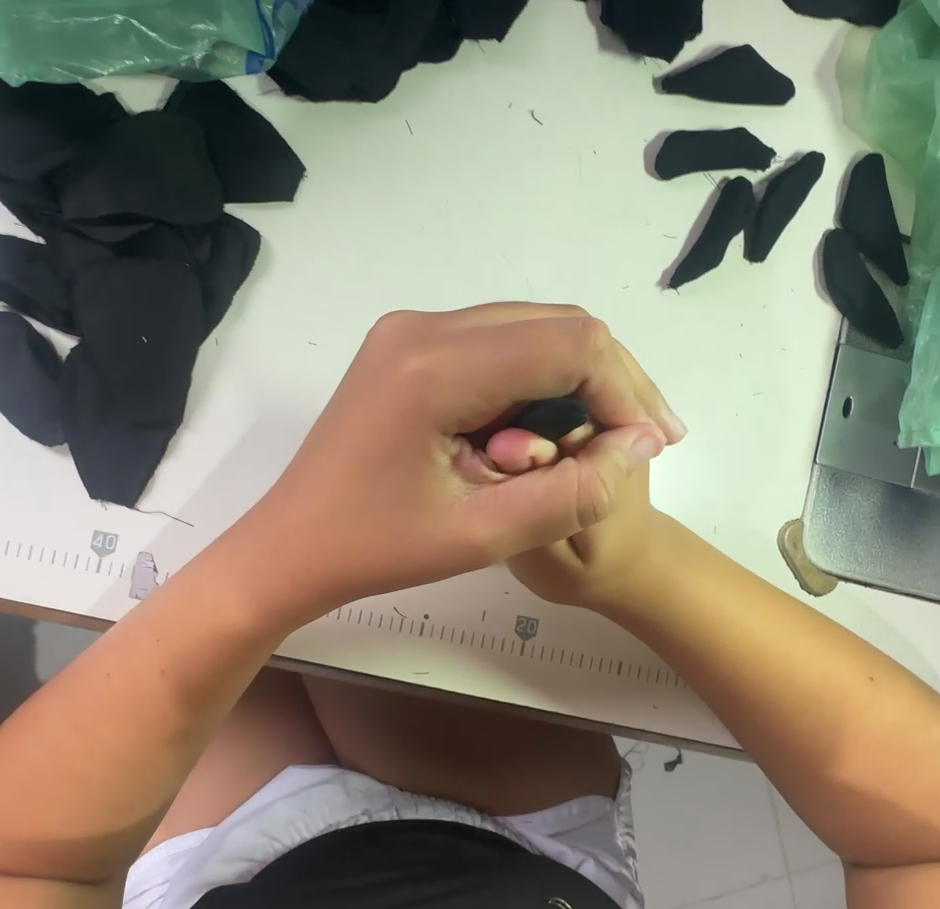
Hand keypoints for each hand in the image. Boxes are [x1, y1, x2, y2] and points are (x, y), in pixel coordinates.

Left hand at [227, 303, 684, 616]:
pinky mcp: (405, 347)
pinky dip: (534, 382)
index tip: (648, 449)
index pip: (569, 345)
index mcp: (434, 367)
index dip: (624, 392)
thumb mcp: (481, 536)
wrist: (291, 544)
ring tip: (604, 443)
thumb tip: (638, 447)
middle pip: (554, 326)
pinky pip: (495, 346)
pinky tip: (547, 430)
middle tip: (641, 445)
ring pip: (529, 331)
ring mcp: (409, 331)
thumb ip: (571, 493)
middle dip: (609, 382)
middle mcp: (422, 327)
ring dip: (575, 381)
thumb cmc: (375, 550)